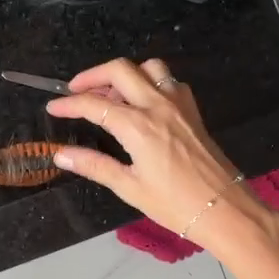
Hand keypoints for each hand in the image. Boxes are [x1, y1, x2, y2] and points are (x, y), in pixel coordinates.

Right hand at [47, 58, 278, 256]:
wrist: (225, 210)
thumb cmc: (175, 204)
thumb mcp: (129, 187)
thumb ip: (94, 165)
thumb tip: (60, 155)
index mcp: (138, 126)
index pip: (95, 104)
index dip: (69, 104)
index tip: (53, 107)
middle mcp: (157, 106)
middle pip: (120, 70)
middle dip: (92, 75)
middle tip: (76, 90)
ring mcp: (179, 105)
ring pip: (148, 68)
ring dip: (125, 74)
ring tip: (111, 95)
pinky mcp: (192, 111)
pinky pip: (169, 81)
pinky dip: (150, 82)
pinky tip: (142, 103)